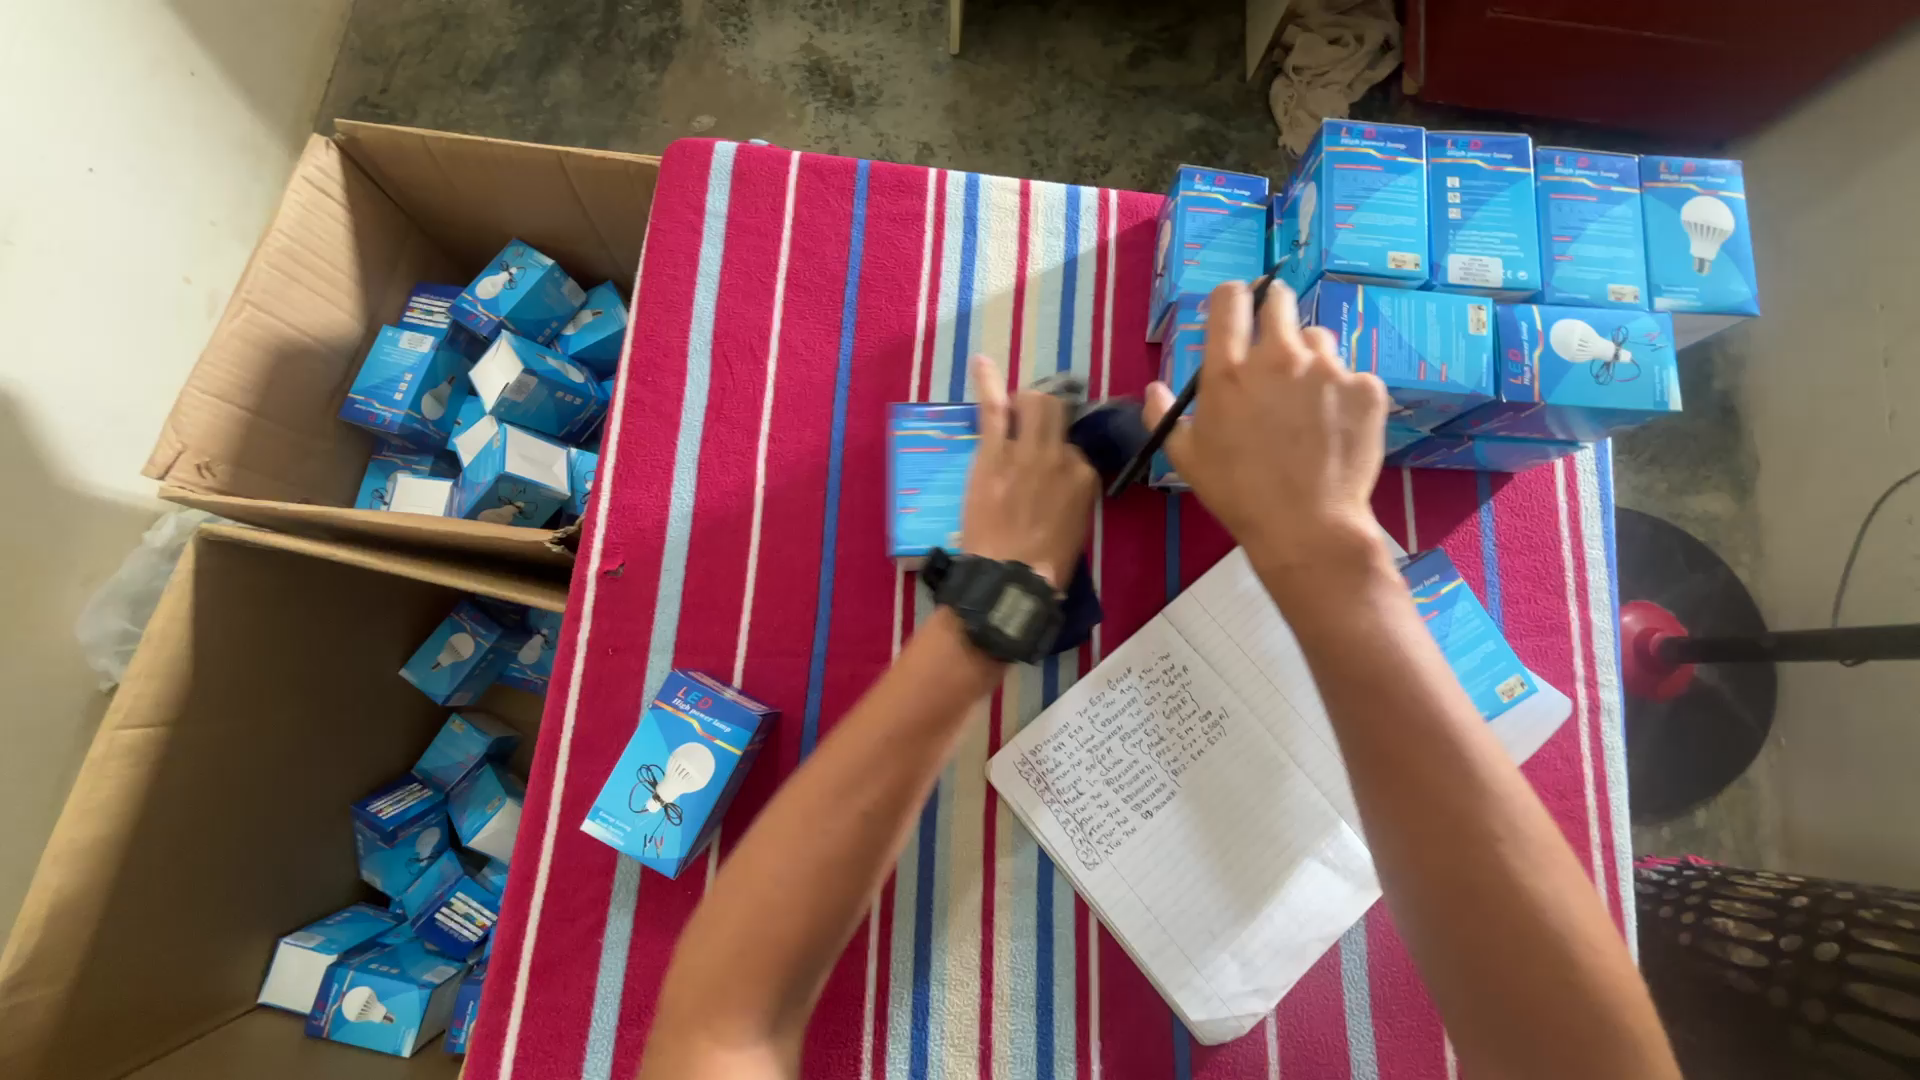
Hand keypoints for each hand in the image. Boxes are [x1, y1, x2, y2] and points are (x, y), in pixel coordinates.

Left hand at [962, 355, 1097, 589]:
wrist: (1009, 578)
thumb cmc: (1044, 567)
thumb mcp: (1076, 530)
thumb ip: (1071, 497)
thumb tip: (1058, 484)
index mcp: (1085, 477)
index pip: (1074, 447)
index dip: (1058, 451)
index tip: (1046, 465)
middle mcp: (1061, 456)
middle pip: (1058, 413)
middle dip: (1046, 412)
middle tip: (1033, 421)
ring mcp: (1028, 451)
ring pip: (1034, 403)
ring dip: (1025, 400)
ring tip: (1016, 402)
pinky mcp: (994, 455)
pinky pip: (995, 409)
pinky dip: (988, 383)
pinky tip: (981, 363)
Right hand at [1144, 280, 1390, 586]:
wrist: (1306, 525)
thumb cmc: (1237, 493)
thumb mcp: (1185, 457)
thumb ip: (1164, 415)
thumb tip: (1156, 388)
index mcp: (1229, 372)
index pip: (1231, 300)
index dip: (1232, 298)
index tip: (1236, 310)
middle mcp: (1279, 358)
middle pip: (1279, 301)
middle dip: (1273, 313)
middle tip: (1273, 347)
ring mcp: (1328, 370)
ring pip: (1317, 339)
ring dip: (1308, 357)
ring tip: (1304, 398)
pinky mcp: (1366, 387)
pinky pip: (1350, 374)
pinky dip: (1340, 391)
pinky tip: (1331, 424)